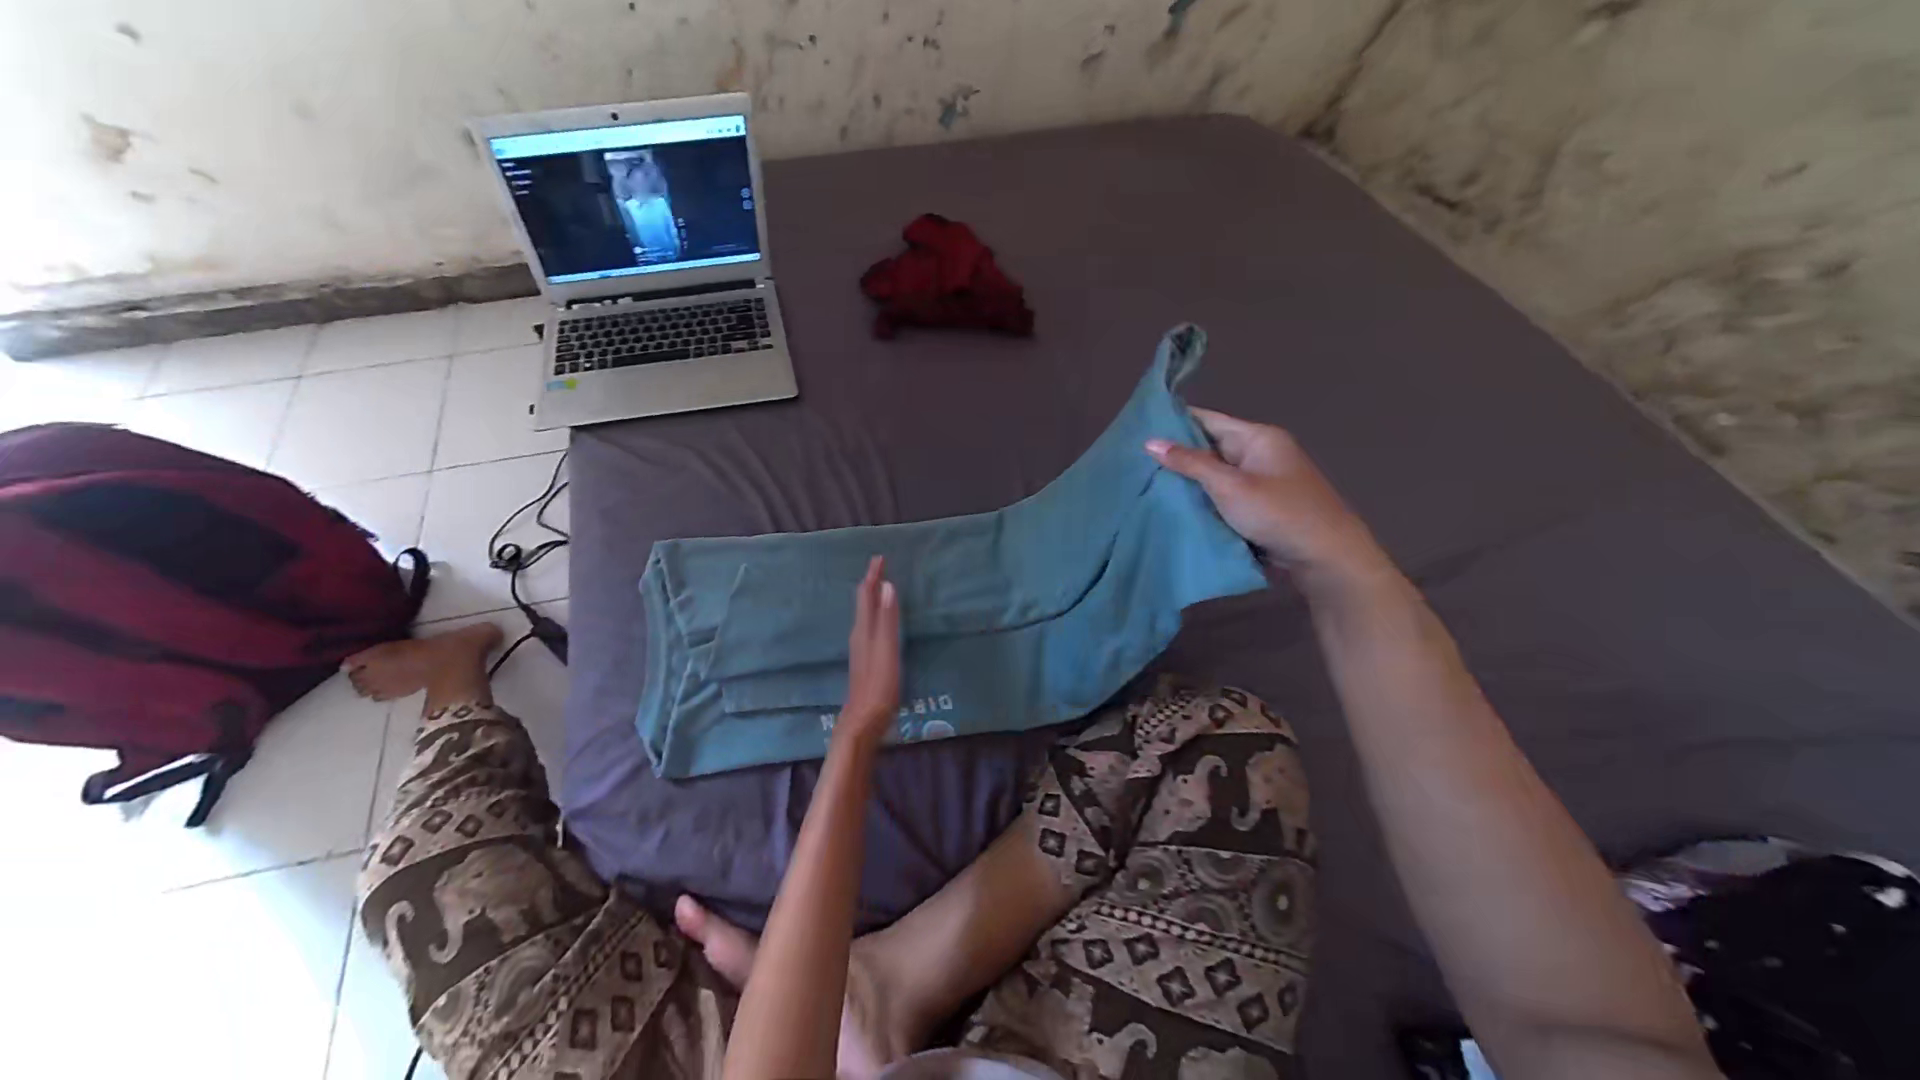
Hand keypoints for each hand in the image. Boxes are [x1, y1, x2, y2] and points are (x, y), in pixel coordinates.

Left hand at [837, 556, 901, 748]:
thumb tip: (887, 585)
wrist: (862, 721)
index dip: (873, 576)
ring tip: (881, 589)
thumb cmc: (878, 686)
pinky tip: (880, 624)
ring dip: (872, 600)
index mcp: (864, 630)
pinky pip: (870, 628)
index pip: (866, 595)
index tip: (880, 558)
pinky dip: (875, 616)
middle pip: (863, 603)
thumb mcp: (887, 650)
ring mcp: (861, 650)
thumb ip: (887, 619)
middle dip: (871, 584)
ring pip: (865, 616)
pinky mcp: (866, 661)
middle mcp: (859, 635)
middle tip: (882, 568)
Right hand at [1146, 408, 1387, 584]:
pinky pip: (1222, 497)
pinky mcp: (1258, 508)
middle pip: (1209, 447)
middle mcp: (1259, 454)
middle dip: (1176, 454)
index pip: (1208, 419)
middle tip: (1133, 461)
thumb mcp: (1230, 486)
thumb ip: (1190, 463)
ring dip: (1187, 481)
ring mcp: (1260, 482)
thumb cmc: (1279, 514)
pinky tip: (1173, 507)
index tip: (1138, 427)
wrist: (1327, 559)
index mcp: (1258, 438)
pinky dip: (1201, 501)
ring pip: (1214, 475)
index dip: (1175, 420)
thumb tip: (1150, 442)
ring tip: (1143, 483)